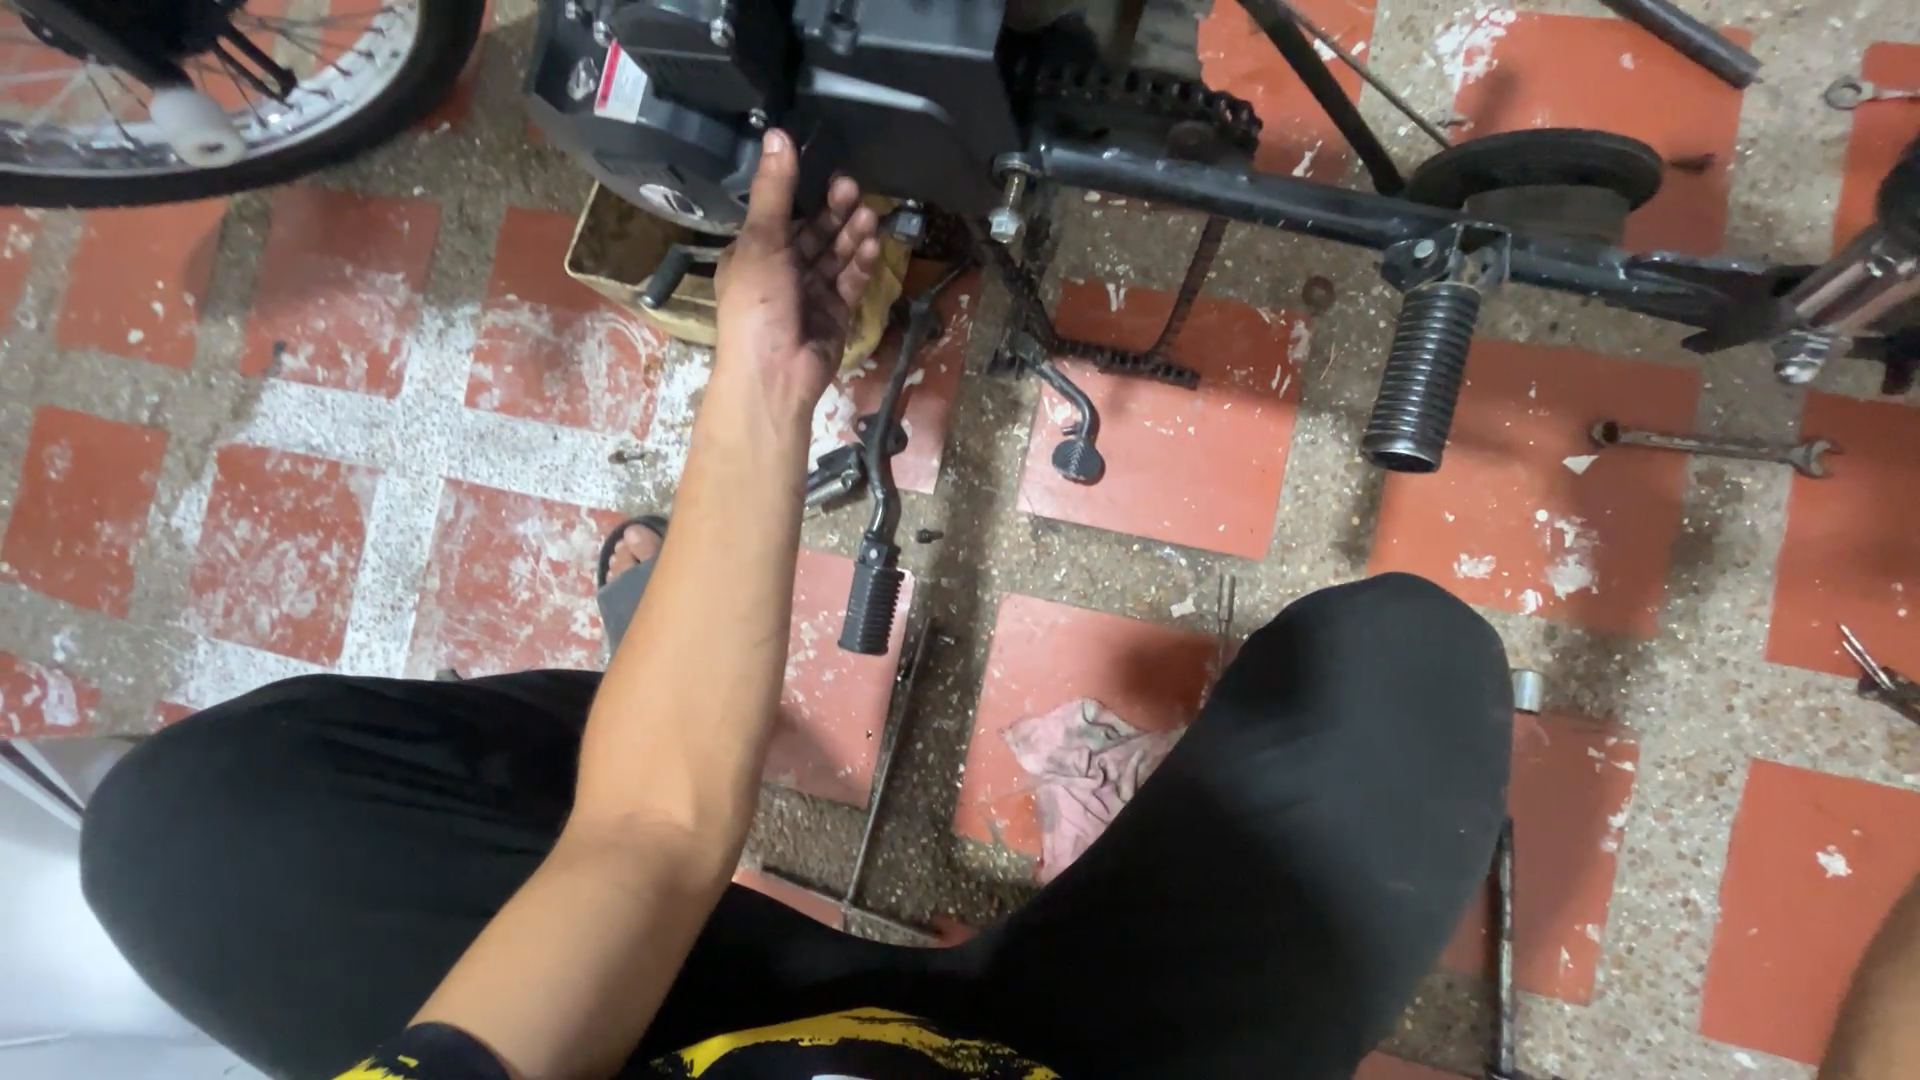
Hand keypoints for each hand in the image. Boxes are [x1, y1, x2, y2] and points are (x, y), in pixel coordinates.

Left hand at [714, 129, 882, 419]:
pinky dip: (861, 263)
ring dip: (851, 234)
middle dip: (834, 211)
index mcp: (754, 254)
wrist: (774, 373)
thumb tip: (778, 134)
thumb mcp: (760, 241)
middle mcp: (782, 272)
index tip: (826, 169)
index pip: (782, 215)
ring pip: (836, 256)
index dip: (803, 192)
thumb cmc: (756, 305)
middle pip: (814, 233)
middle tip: (854, 187)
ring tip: (869, 214)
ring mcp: (811, 295)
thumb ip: (773, 190)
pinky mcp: (836, 314)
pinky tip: (871, 243)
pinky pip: (850, 282)